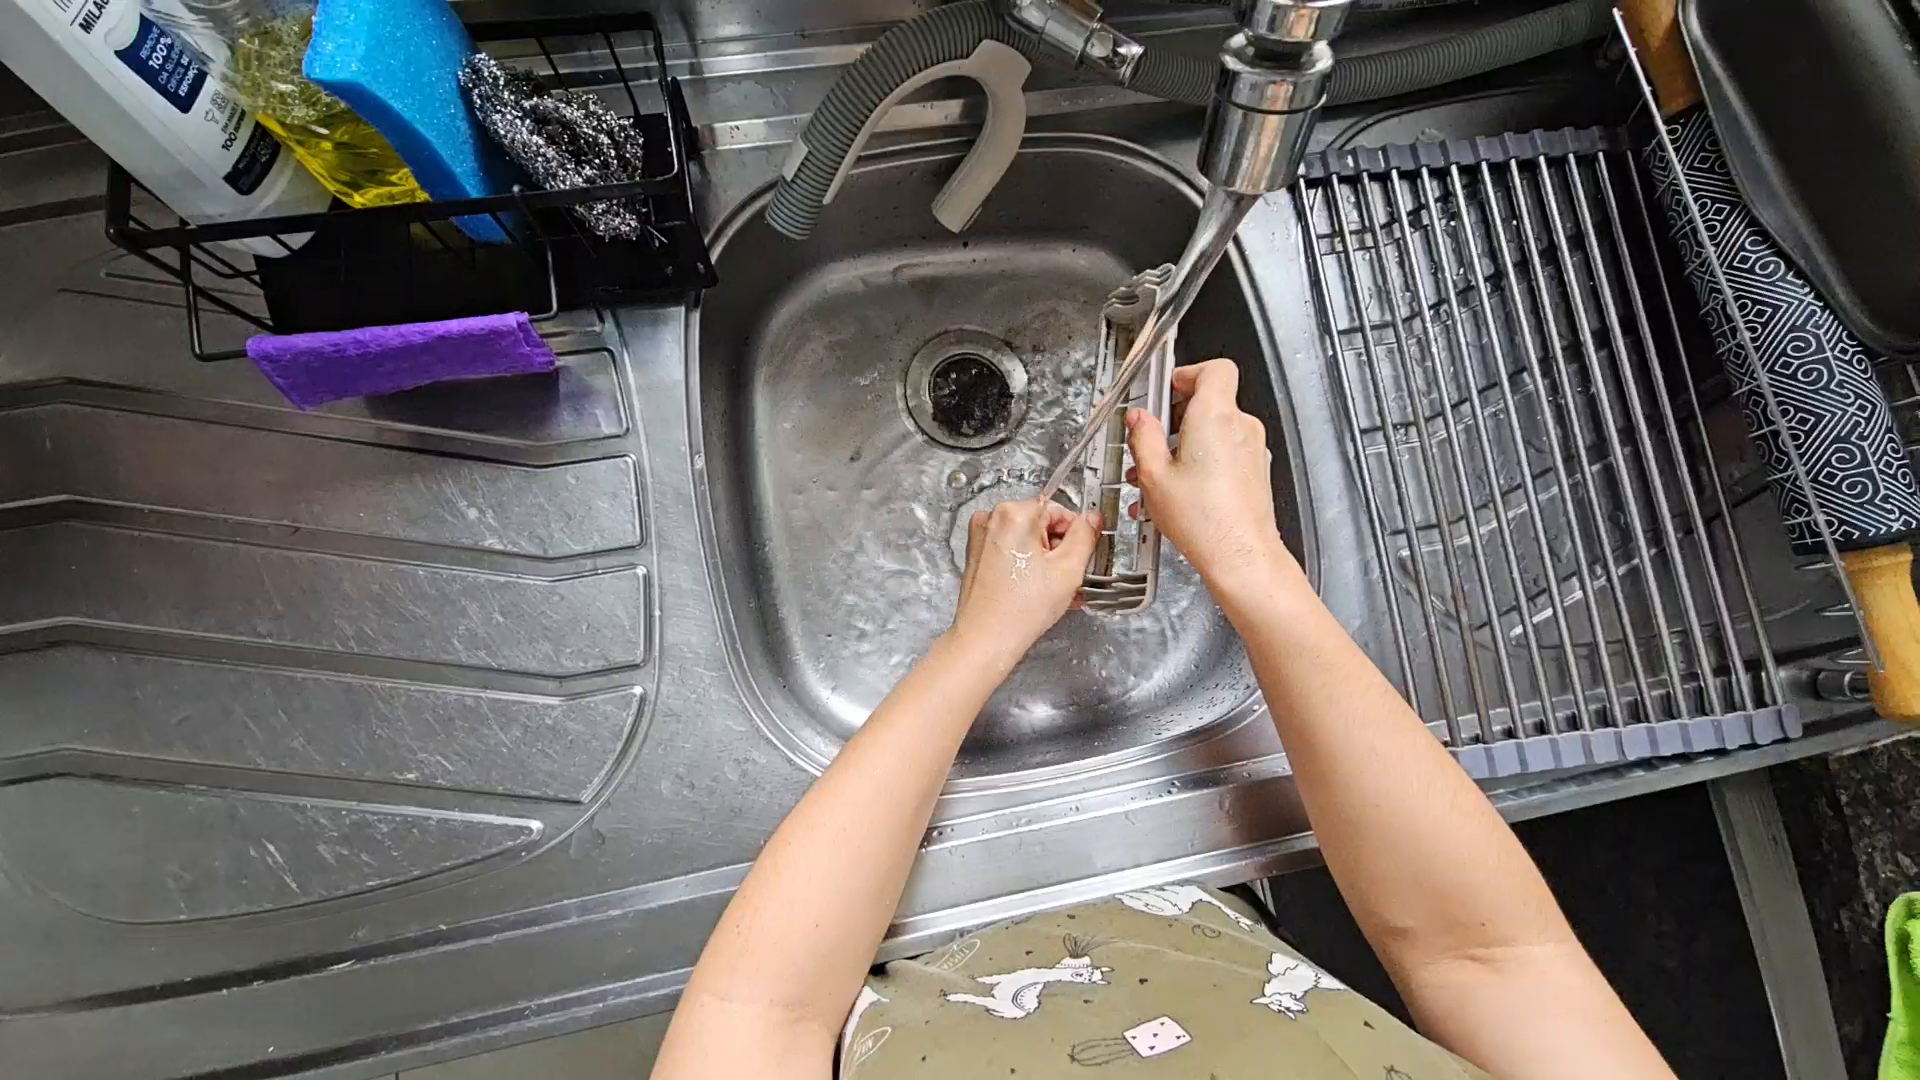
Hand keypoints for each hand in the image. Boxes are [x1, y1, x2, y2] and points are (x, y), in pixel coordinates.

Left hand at [950, 498, 1100, 665]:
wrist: (986, 639)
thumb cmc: (1020, 609)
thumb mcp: (1068, 569)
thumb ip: (1085, 536)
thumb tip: (1092, 519)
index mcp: (1014, 514)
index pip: (1059, 510)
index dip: (1075, 533)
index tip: (1083, 553)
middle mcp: (992, 519)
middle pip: (1041, 524)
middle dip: (1059, 549)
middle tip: (1068, 577)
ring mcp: (981, 537)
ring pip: (1027, 540)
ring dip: (1046, 560)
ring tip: (1055, 589)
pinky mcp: (977, 554)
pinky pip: (1012, 551)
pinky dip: (1027, 565)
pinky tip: (1038, 589)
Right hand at [1127, 358, 1299, 594]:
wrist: (1241, 555)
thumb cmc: (1203, 520)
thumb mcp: (1153, 476)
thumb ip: (1143, 438)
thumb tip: (1138, 418)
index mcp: (1215, 417)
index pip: (1214, 369)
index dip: (1187, 373)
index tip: (1165, 389)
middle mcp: (1240, 426)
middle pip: (1209, 401)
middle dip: (1176, 417)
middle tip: (1151, 438)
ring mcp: (1252, 448)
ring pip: (1213, 431)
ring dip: (1183, 444)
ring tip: (1156, 474)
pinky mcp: (1254, 470)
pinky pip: (1224, 452)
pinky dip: (1200, 461)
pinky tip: (1177, 489)